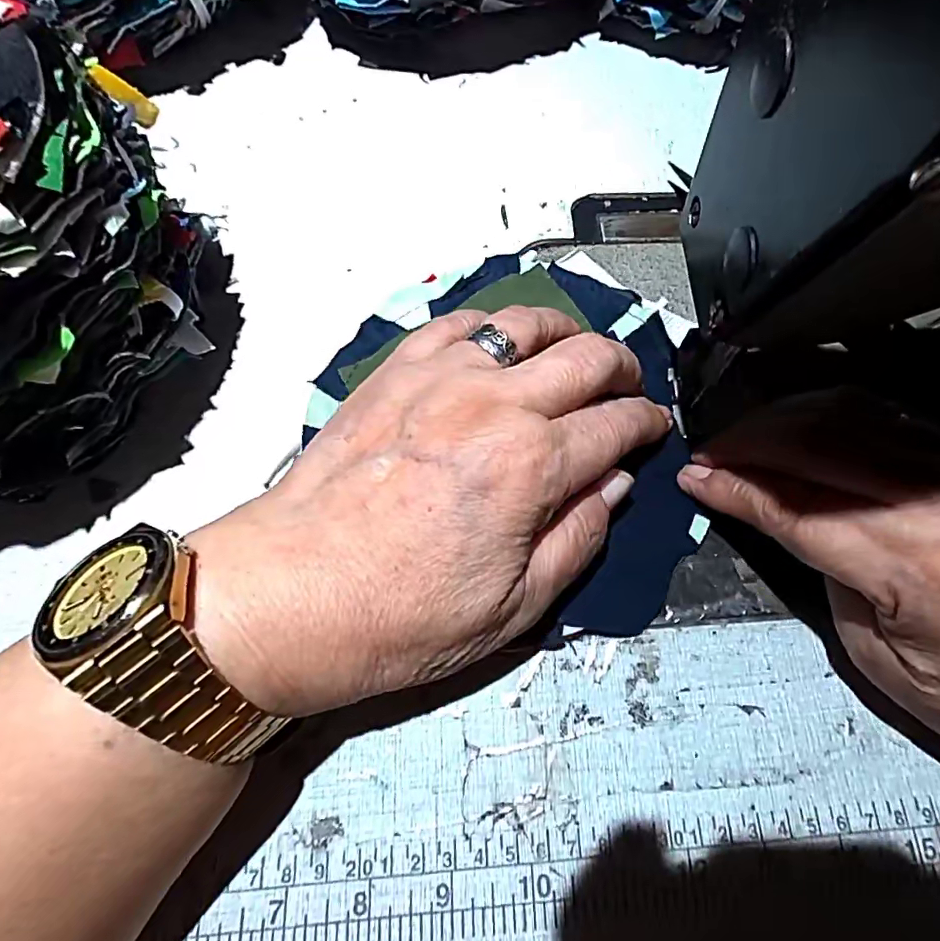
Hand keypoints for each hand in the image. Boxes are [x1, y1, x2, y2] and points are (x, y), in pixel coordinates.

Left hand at [185, 306, 670, 715]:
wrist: (284, 598)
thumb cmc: (402, 617)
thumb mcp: (518, 605)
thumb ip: (580, 536)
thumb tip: (615, 484)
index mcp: (533, 466)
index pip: (617, 425)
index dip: (647, 422)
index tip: (655, 427)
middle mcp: (496, 405)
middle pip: (588, 359)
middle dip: (624, 368)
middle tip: (631, 387)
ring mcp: (442, 378)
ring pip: (529, 324)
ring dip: (569, 333)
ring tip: (579, 352)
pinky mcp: (396, 372)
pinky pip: (461, 323)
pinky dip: (497, 326)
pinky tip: (503, 346)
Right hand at [676, 391, 939, 804]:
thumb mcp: (884, 661)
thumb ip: (831, 575)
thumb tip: (786, 517)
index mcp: (920, 567)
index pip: (799, 505)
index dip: (737, 487)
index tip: (695, 476)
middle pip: (822, 441)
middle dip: (752, 439)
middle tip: (709, 452)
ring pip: (854, 415)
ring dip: (788, 417)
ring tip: (745, 436)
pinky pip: (888, 420)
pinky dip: (833, 417)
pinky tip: (804, 429)